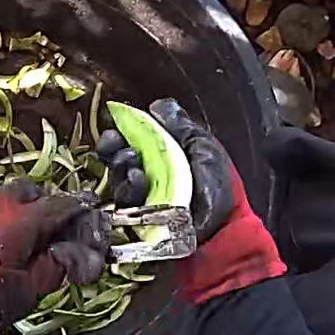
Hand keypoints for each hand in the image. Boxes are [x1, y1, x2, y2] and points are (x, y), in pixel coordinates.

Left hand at [0, 181, 107, 334]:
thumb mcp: (30, 290)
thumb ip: (57, 265)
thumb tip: (76, 253)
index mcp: (22, 218)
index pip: (61, 204)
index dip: (79, 210)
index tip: (89, 214)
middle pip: (32, 192)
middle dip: (46, 206)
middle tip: (54, 230)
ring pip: (6, 195)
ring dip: (20, 208)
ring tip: (26, 234)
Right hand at [99, 99, 284, 303]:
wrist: (221, 229)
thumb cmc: (218, 189)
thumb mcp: (204, 147)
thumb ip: (180, 126)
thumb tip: (157, 105)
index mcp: (162, 153)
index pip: (131, 136)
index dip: (120, 130)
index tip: (117, 126)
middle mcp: (147, 172)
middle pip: (116, 155)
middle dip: (113, 147)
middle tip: (117, 144)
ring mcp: (140, 196)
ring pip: (117, 175)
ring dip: (121, 165)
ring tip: (134, 164)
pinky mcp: (136, 216)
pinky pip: (122, 199)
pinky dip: (129, 187)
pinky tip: (139, 180)